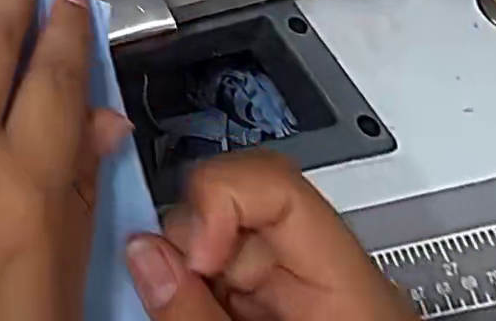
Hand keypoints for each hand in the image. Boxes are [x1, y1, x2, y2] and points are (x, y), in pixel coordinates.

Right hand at [124, 150, 413, 320]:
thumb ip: (200, 318)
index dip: (218, 198)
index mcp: (351, 293)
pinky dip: (190, 289)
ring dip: (182, 269)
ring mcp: (299, 295)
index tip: (189, 252)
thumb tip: (144, 253)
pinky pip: (218, 272)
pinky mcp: (275, 311)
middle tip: (166, 289)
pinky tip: (186, 314)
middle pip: (235, 208)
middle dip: (186, 240)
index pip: (276, 187)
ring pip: (217, 239)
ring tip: (179, 313)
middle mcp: (325, 280)